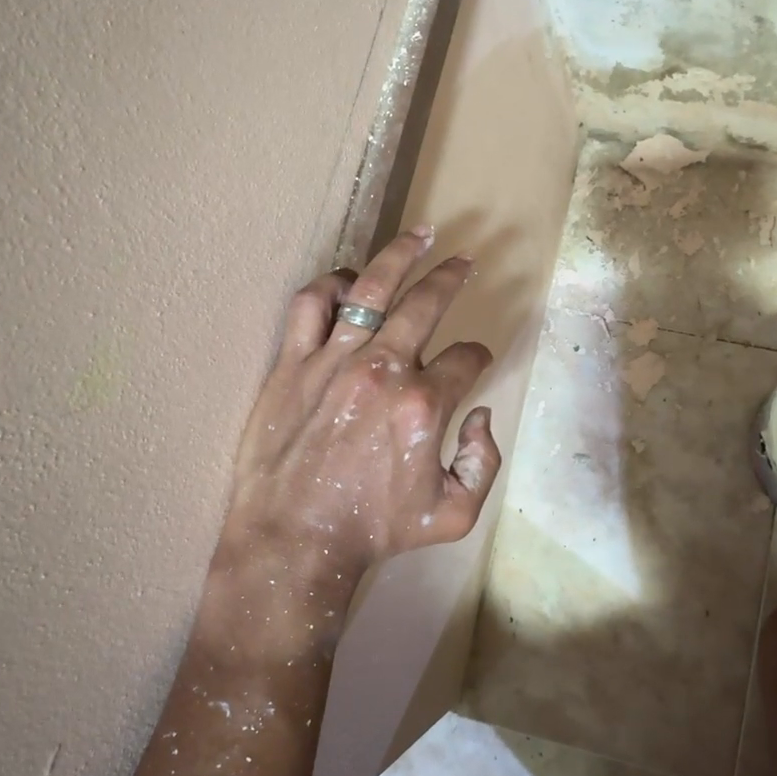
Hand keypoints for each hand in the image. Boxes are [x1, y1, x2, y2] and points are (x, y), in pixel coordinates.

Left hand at [226, 227, 502, 569]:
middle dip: (453, 276)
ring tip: (421, 234)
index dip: (478, 357)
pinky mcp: (292, 365)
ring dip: (402, 254)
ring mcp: (333, 362)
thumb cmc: (376, 531)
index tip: (475, 363)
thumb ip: (484, 461)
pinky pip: (311, 305)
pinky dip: (333, 285)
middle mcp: (383, 370)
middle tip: (466, 260)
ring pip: (373, 288)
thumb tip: (481, 414)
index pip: (468, 357)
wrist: (294, 541)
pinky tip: (350, 281)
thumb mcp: (456, 514)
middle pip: (427, 303)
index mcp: (425, 405)